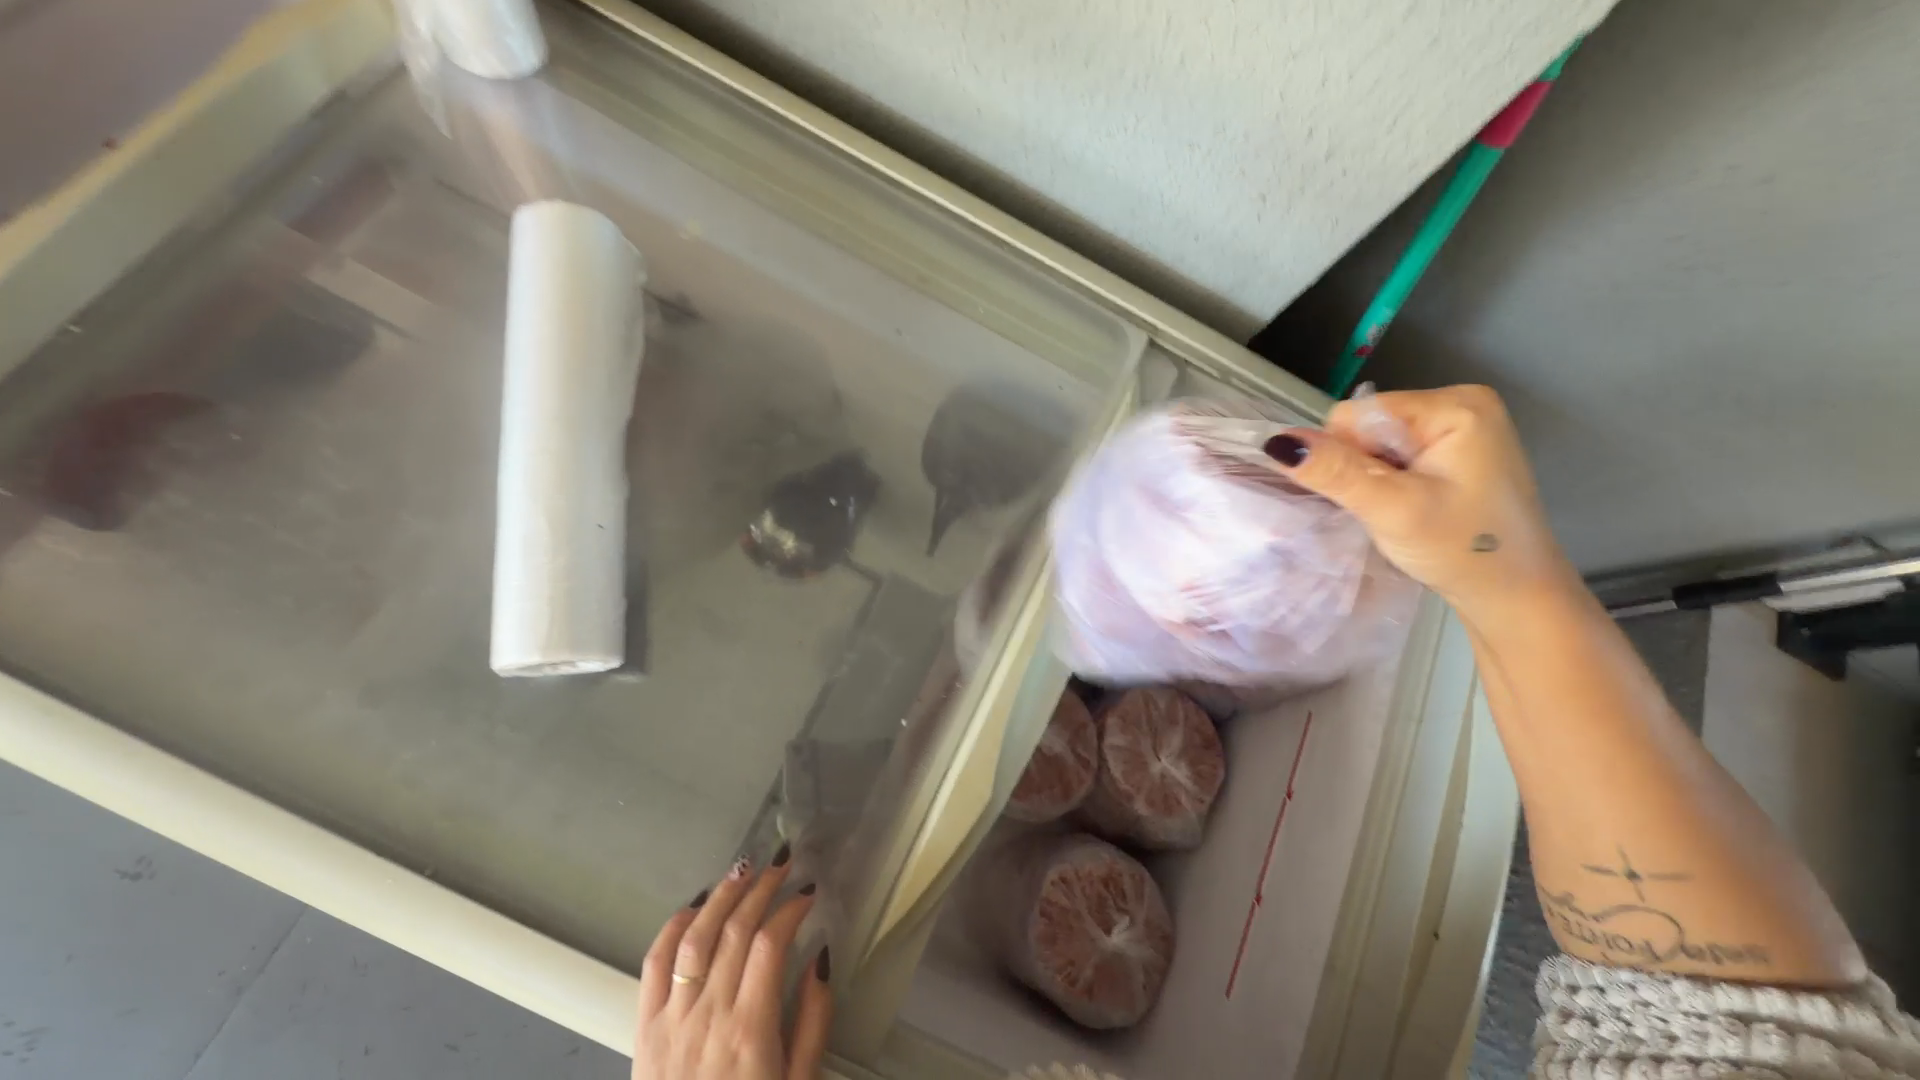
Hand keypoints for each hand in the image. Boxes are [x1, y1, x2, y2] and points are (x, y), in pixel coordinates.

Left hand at [633, 848, 832, 1079]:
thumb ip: (813, 1021)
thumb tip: (819, 959)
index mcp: (750, 1031)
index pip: (768, 946)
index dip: (790, 910)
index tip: (808, 893)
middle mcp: (707, 1016)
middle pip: (732, 932)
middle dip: (761, 889)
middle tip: (781, 864)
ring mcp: (670, 1019)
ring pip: (694, 938)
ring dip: (721, 896)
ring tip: (743, 869)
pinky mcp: (644, 1027)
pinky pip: (655, 964)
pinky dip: (674, 927)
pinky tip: (695, 906)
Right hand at [1263, 385, 1578, 618]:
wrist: (1516, 597)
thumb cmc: (1461, 550)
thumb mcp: (1391, 509)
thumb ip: (1334, 471)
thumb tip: (1274, 441)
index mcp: (1455, 403)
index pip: (1356, 415)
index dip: (1348, 458)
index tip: (1379, 496)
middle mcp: (1461, 403)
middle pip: (1367, 426)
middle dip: (1364, 469)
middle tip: (1394, 508)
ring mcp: (1462, 428)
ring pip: (1377, 444)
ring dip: (1376, 480)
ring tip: (1405, 512)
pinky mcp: (1457, 454)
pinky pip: (1396, 457)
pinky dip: (1391, 484)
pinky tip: (1412, 508)